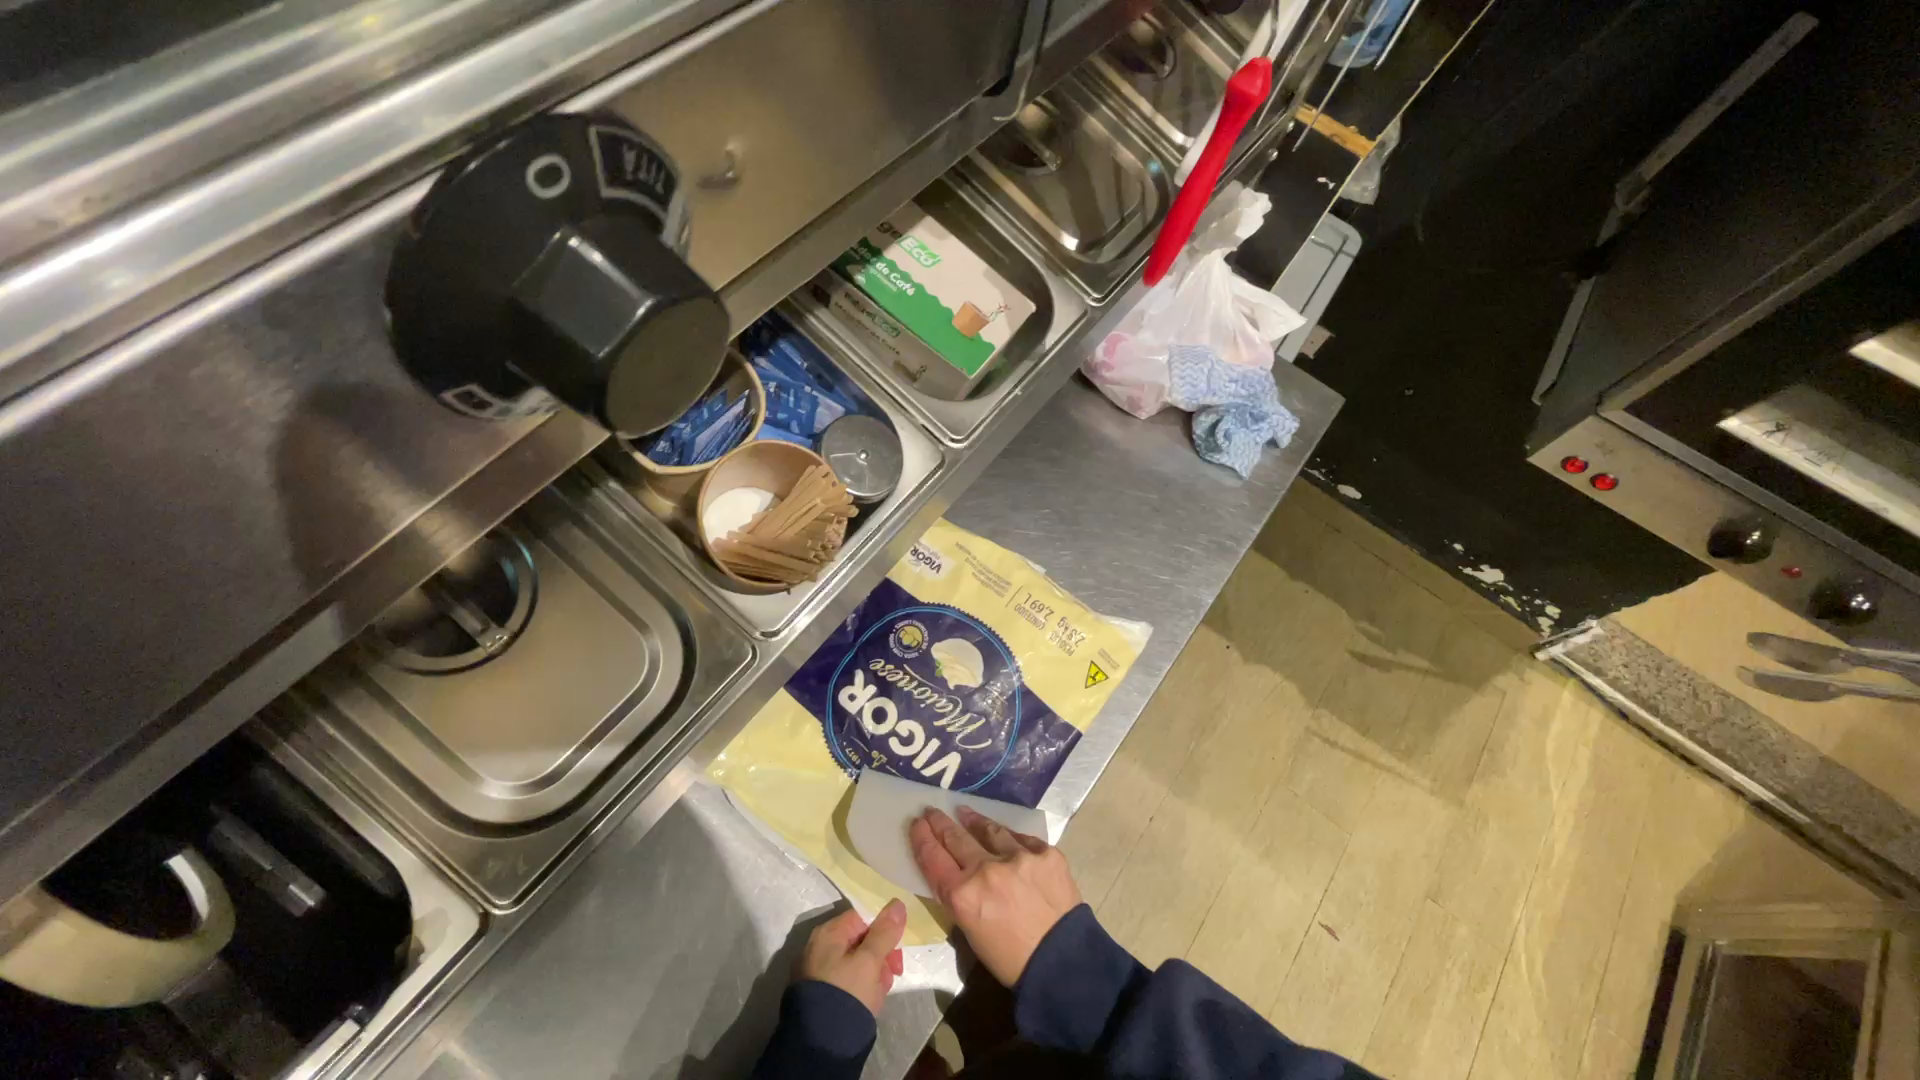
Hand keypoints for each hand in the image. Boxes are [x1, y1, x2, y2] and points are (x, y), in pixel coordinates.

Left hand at [799, 899, 906, 1015]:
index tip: (897, 951)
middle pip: (861, 939)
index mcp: (828, 933)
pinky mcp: (820, 990)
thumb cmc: (848, 992)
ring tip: (878, 992)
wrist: (822, 1042)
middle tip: (892, 974)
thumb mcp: (870, 961)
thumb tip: (897, 903)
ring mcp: (818, 969)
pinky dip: (861, 985)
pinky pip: (847, 978)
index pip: (863, 918)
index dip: (884, 931)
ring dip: (874, 973)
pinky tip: (868, 1000)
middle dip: (881, 956)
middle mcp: (819, 946)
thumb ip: (885, 932)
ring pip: (857, 961)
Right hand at [909, 806, 1081, 985]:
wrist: (1064, 961)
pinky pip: (1021, 839)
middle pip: (956, 839)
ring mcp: (1017, 857)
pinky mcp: (1045, 853)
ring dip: (974, 821)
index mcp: (962, 896)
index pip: (933, 858)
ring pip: (990, 831)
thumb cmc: (1011, 959)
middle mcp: (986, 870)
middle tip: (932, 811)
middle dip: (941, 823)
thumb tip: (957, 875)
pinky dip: (1009, 838)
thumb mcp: (971, 932)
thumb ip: (960, 898)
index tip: (917, 824)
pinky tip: (1003, 833)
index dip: (922, 838)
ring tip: (964, 813)